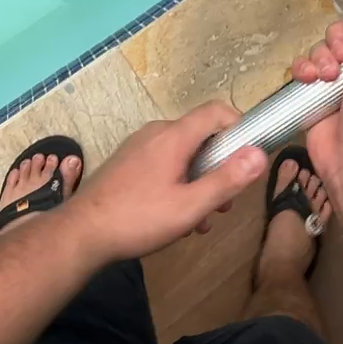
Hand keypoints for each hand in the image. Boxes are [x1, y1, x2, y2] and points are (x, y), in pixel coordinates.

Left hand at [61, 102, 267, 262]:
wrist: (82, 232)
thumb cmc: (139, 218)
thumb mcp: (190, 206)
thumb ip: (226, 180)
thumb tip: (259, 154)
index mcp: (174, 136)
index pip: (216, 111)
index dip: (239, 126)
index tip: (250, 155)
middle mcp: (157, 132)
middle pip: (201, 136)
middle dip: (219, 167)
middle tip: (224, 204)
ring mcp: (139, 146)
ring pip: (183, 154)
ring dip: (198, 181)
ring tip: (200, 220)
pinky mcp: (128, 161)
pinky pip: (164, 162)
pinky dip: (178, 182)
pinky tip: (175, 218)